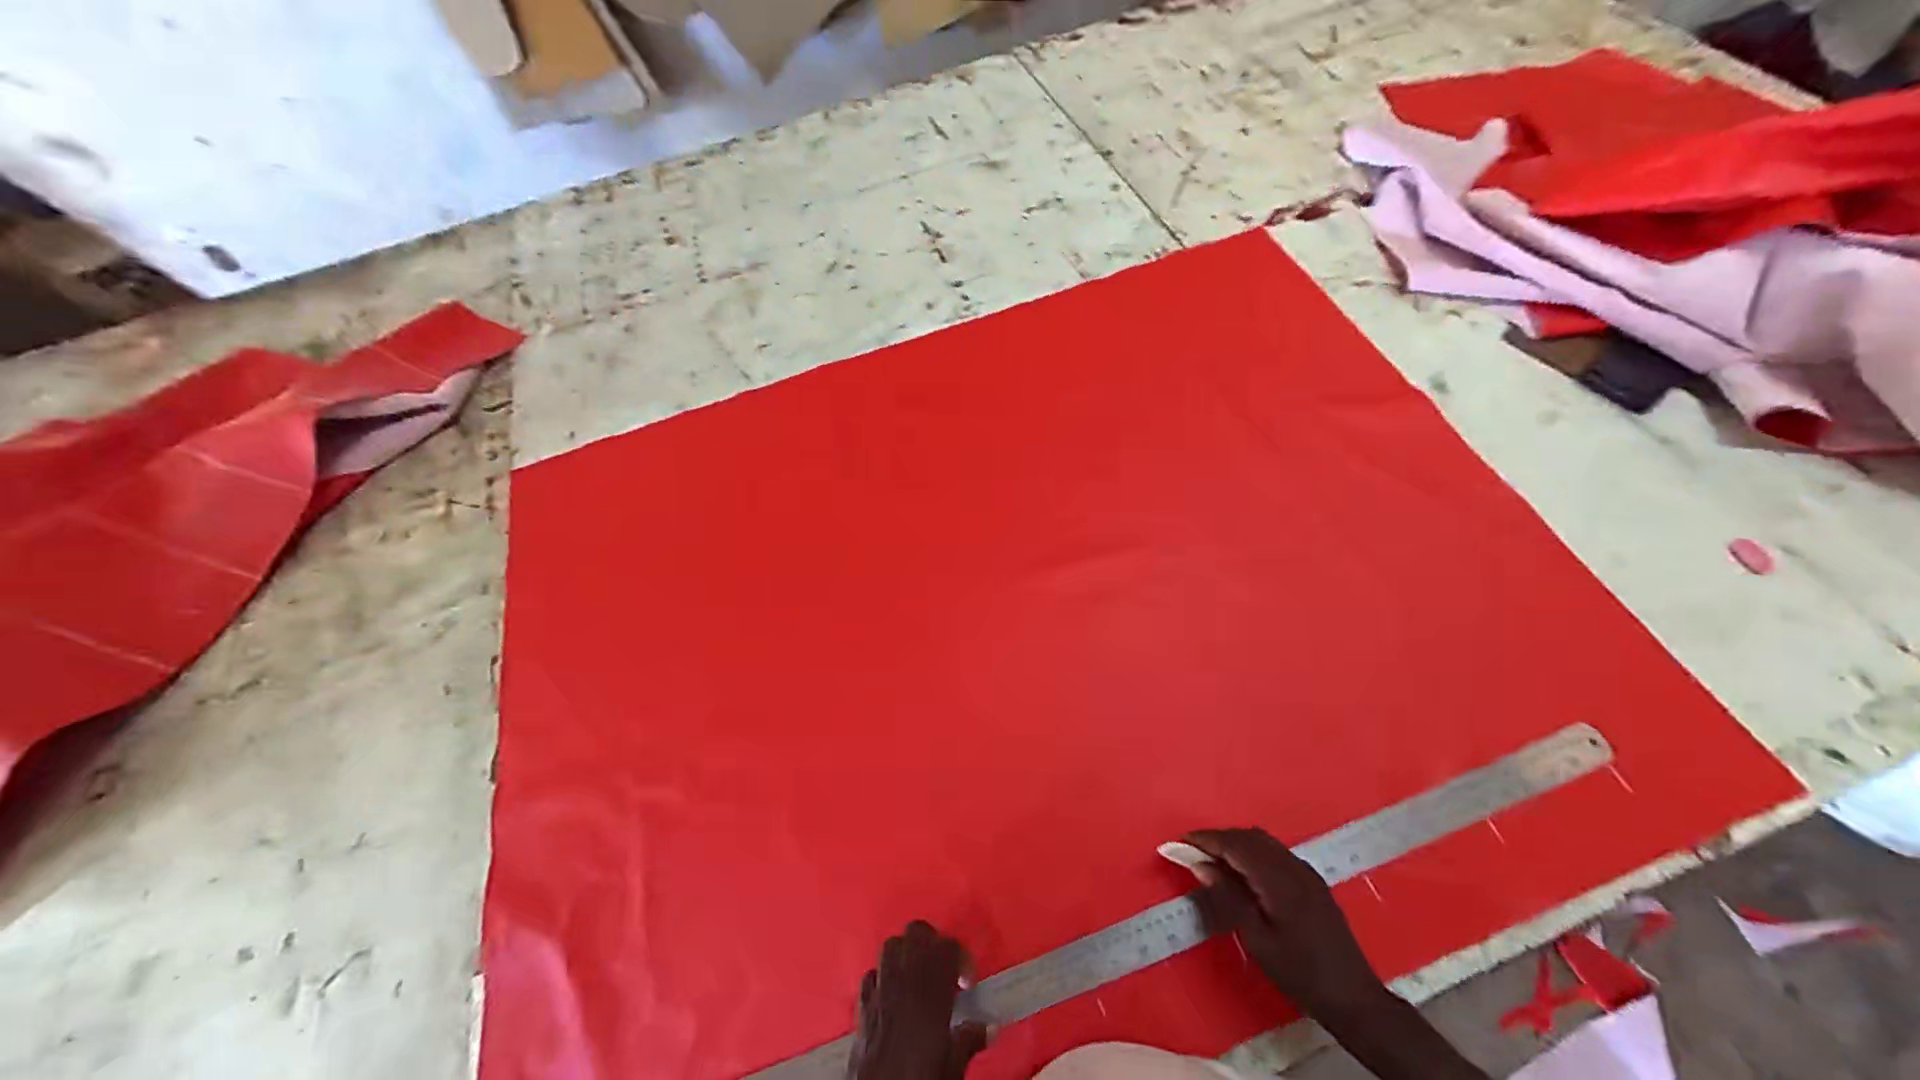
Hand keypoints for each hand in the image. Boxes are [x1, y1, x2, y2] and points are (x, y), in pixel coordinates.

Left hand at [850, 921, 988, 1079]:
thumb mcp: (953, 1065)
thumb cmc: (919, 1078)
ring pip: (892, 945)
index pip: (948, 947)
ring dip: (907, 953)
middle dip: (933, 943)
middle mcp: (904, 980)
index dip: (962, 958)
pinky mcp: (862, 1004)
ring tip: (919, 977)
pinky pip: (872, 973)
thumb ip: (970, 1039)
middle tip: (944, 971)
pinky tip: (892, 995)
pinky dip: (883, 977)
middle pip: (917, 932)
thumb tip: (989, 1027)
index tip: (968, 983)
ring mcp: (880, 988)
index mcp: (931, 990)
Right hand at [1184, 827, 1385, 1018]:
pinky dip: (1252, 852)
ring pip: (1264, 842)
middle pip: (1250, 837)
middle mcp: (1294, 867)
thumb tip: (1201, 866)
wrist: (1354, 998)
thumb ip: (1229, 897)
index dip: (1205, 840)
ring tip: (1212, 860)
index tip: (1178, 843)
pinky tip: (1242, 870)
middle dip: (1218, 839)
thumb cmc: (1300, 973)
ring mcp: (1306, 873)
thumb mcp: (1257, 939)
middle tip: (1191, 851)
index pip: (1235, 845)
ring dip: (1235, 843)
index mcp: (1280, 880)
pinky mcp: (1312, 882)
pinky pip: (1275, 853)